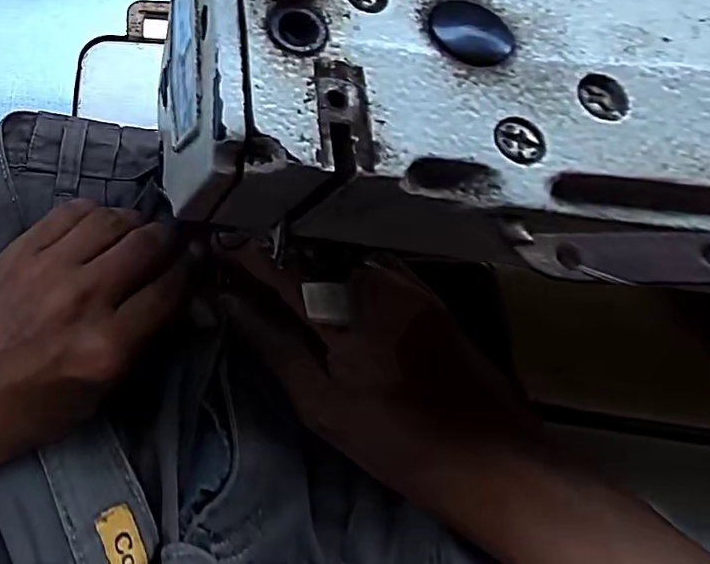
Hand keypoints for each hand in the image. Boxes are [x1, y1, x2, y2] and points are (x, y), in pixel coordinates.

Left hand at [0, 199, 190, 468]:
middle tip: (172, 239)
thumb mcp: (101, 391)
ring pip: (109, 220)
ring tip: (138, 228)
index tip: (194, 262)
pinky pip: (69, 212)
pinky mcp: (22, 249)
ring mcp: (48, 267)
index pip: (166, 291)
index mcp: (106, 345)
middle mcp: (81, 298)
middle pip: (144, 246)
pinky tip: (99, 222)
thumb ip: (142, 342)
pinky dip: (93, 211)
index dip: (189, 271)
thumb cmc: (36, 404)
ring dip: (133, 220)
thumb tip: (180, 297)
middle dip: (167, 239)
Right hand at [220, 250, 709, 563]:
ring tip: (263, 266)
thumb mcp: (322, 405)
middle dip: (261, 247)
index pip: (274, 262)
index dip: (237, 251)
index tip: (209, 246)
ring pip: (328, 247)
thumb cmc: (403, 444)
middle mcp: (374, 277)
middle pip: (301, 246)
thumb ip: (269, 342)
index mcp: (344, 307)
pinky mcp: (419, 283)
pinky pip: (356, 257)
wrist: (501, 464)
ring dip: (292, 252)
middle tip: (230, 258)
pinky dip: (325, 261)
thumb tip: (226, 300)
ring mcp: (401, 276)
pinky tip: (311, 277)